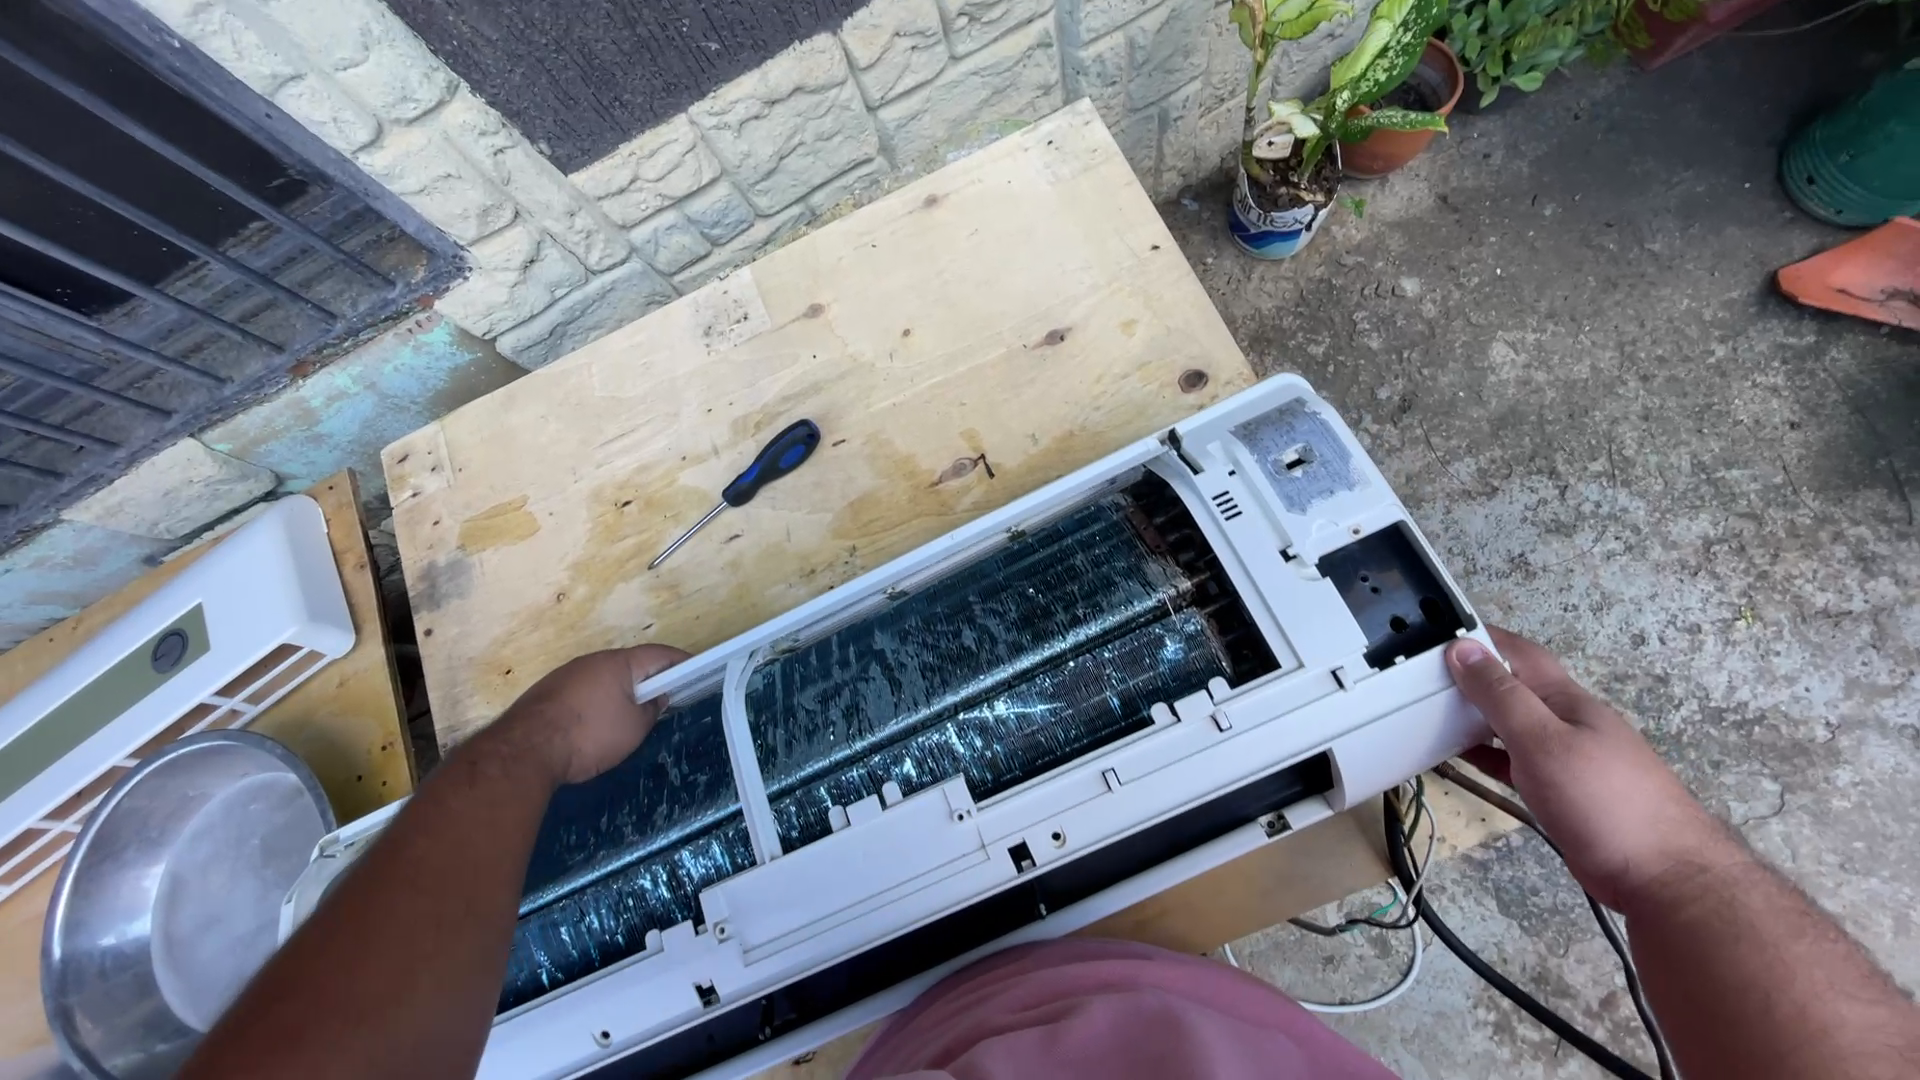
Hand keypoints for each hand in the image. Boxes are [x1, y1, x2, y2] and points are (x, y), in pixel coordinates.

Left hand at [490, 644, 688, 785]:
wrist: (523, 751)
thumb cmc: (589, 735)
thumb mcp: (634, 728)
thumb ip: (651, 710)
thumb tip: (657, 698)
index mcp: (619, 663)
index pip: (659, 654)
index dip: (680, 661)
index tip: (696, 671)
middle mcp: (592, 661)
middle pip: (630, 665)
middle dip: (649, 678)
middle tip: (666, 695)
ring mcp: (566, 675)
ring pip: (604, 678)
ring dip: (622, 691)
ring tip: (632, 713)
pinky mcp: (547, 693)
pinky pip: (584, 691)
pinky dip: (598, 701)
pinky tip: (598, 723)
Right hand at [1445, 627, 1744, 913]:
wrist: (1663, 878)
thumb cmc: (1602, 799)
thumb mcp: (1542, 739)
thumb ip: (1501, 694)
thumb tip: (1463, 647)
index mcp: (1567, 700)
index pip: (1520, 653)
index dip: (1481, 637)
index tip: (1435, 631)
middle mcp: (1566, 721)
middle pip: (1512, 686)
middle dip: (1470, 675)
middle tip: (1419, 675)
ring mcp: (1566, 756)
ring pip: (1509, 723)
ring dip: (1472, 714)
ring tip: (1427, 711)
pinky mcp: (1560, 789)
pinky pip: (1510, 758)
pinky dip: (1482, 751)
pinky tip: (1457, 755)